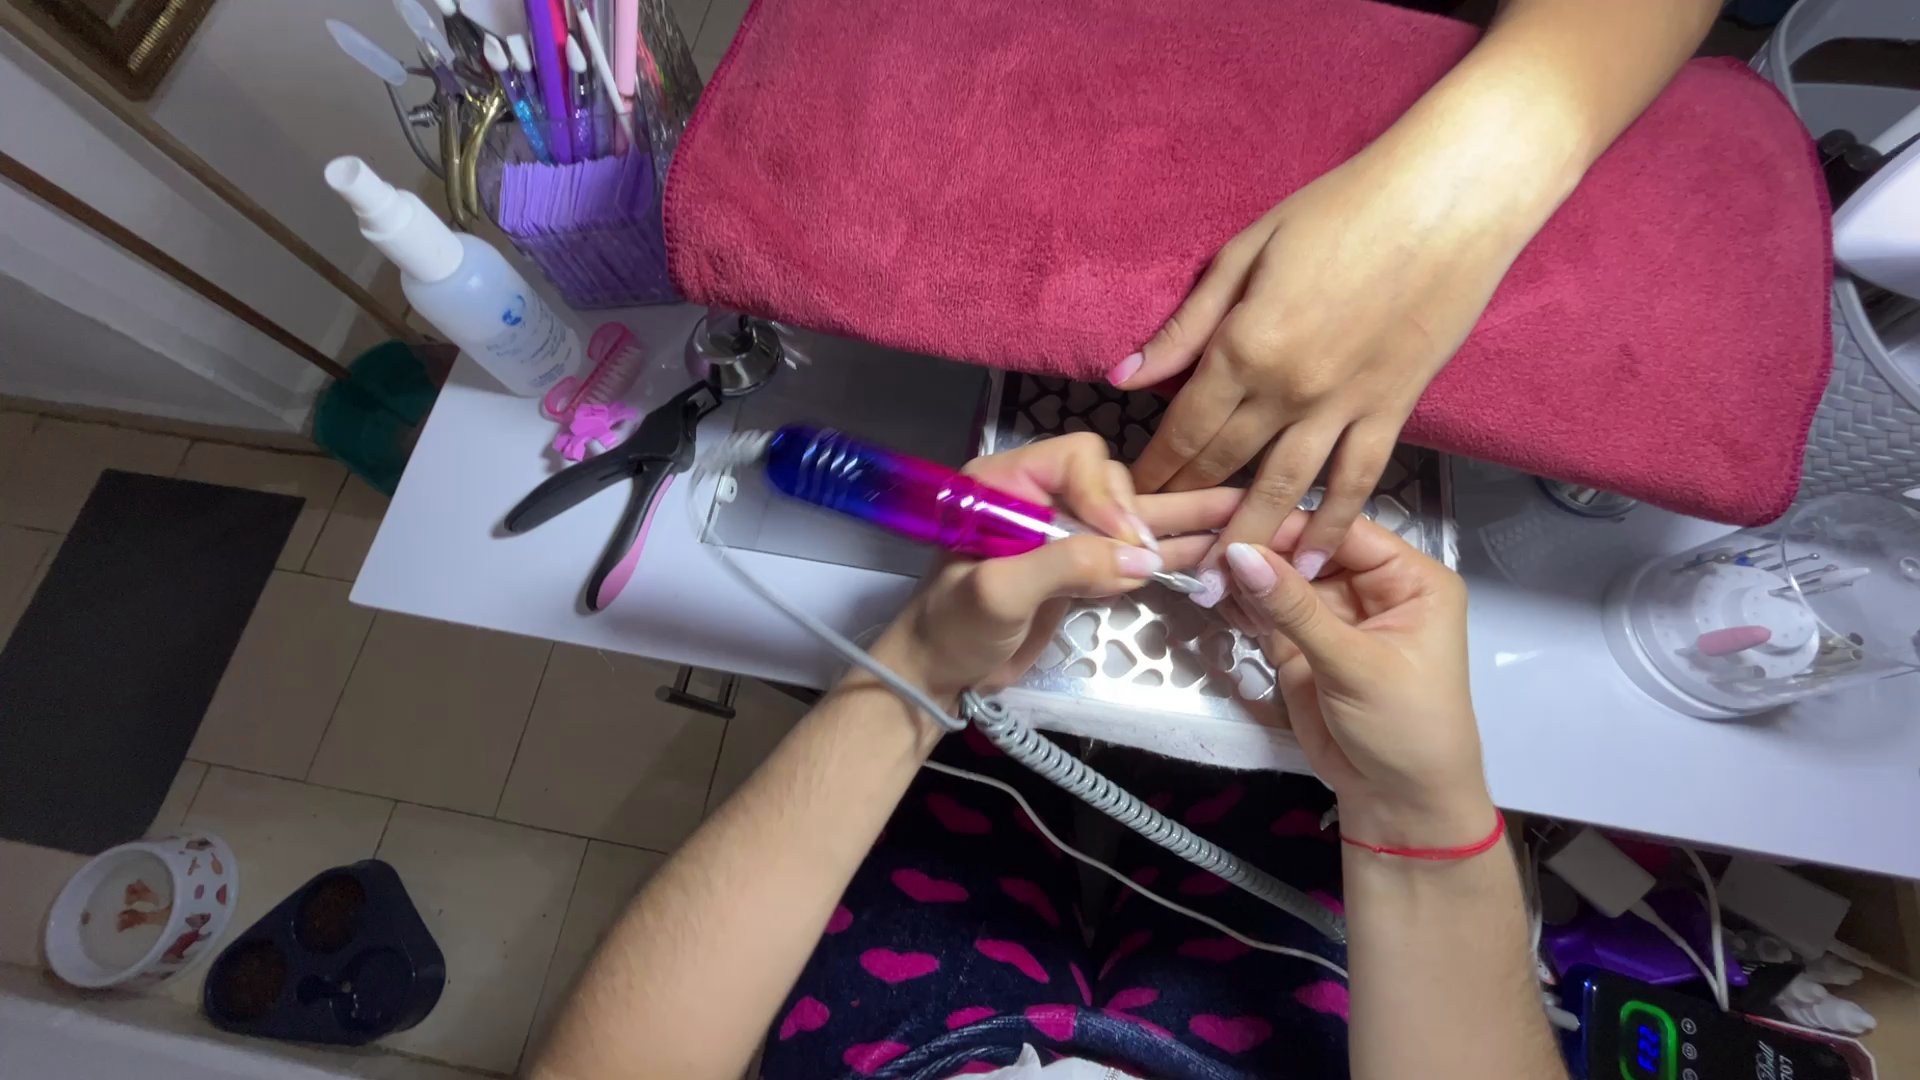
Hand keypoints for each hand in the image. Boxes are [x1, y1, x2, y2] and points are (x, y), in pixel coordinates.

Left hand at [871, 434, 1232, 711]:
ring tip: (1240, 514)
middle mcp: (1039, 497)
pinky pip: (1130, 551)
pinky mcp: (1080, 566)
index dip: (1103, 493)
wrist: (944, 673)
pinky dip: (1168, 552)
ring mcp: (1063, 532)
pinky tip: (1215, 547)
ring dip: (1179, 520)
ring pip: (1129, 515)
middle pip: (1109, 482)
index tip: (1118, 540)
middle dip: (1133, 515)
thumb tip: (1140, 559)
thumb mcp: (997, 593)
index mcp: (1005, 484)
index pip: (1074, 458)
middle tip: (1142, 558)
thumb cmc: (953, 629)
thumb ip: (1065, 566)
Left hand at [1115, 140, 1524, 586]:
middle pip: (1220, 463)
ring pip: (1279, 488)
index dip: (1153, 468)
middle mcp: (1287, 390)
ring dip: (1242, 537)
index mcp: (1243, 348)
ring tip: (1213, 581)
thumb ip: (1184, 326)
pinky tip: (1306, 562)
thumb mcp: (1245, 253)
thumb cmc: (1341, 210)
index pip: (1182, 428)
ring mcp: (1343, 406)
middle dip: (1182, 506)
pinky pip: (1356, 481)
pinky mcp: (1393, 410)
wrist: (1455, 192)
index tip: (1129, 497)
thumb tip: (1124, 375)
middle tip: (1157, 543)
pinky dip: (1330, 525)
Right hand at [1221, 514, 1492, 848]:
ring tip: (1200, 568)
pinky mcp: (1299, 641)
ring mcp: (1330, 614)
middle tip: (1207, 549)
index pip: (1342, 531)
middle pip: (1305, 550)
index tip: (1237, 523)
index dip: (1292, 526)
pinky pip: (1265, 609)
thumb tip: (1240, 552)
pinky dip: (1240, 603)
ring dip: (1243, 577)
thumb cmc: (1405, 727)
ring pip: (1279, 579)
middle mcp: (1369, 587)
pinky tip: (1212, 592)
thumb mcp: (1354, 663)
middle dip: (1260, 551)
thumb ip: (1294, 606)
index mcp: (1409, 578)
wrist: (1396, 801)